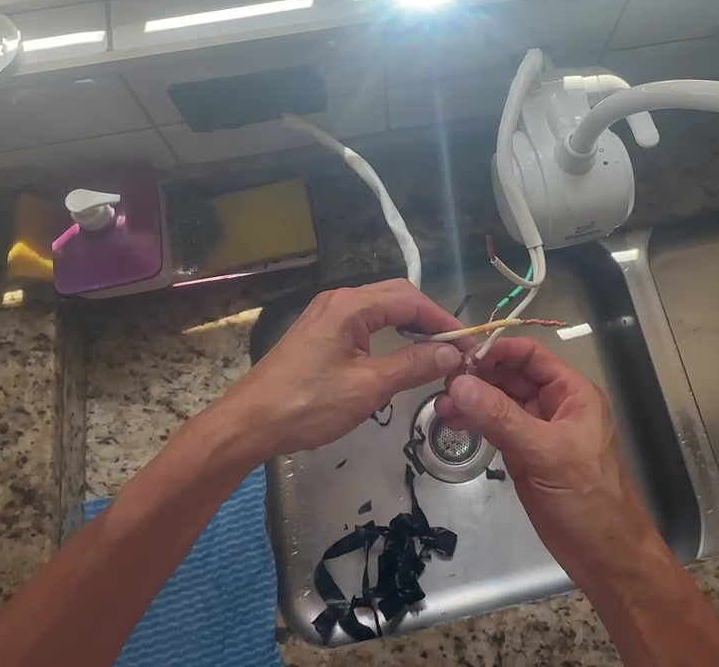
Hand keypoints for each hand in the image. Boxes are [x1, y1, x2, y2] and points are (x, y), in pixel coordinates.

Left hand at [218, 279, 464, 460]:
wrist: (249, 422)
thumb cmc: (308, 404)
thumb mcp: (368, 387)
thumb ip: (413, 365)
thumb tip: (452, 353)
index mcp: (351, 305)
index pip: (410, 299)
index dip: (443, 319)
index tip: (468, 343)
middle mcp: (339, 300)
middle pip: (397, 296)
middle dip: (429, 319)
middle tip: (455, 348)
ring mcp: (327, 314)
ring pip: (380, 308)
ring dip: (410, 325)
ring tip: (435, 350)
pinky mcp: (320, 332)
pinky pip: (364, 321)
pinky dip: (389, 332)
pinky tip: (400, 351)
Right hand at [435, 337, 665, 585]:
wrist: (606, 558)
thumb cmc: (588, 498)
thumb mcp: (544, 452)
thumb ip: (500, 417)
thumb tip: (459, 384)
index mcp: (572, 393)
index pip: (530, 356)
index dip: (497, 351)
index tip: (461, 356)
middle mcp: (554, 404)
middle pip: (511, 376)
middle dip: (478, 377)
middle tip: (442, 384)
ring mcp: (538, 430)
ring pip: (499, 402)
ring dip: (471, 400)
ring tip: (440, 407)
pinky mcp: (524, 454)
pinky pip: (495, 427)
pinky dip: (474, 422)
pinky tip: (452, 423)